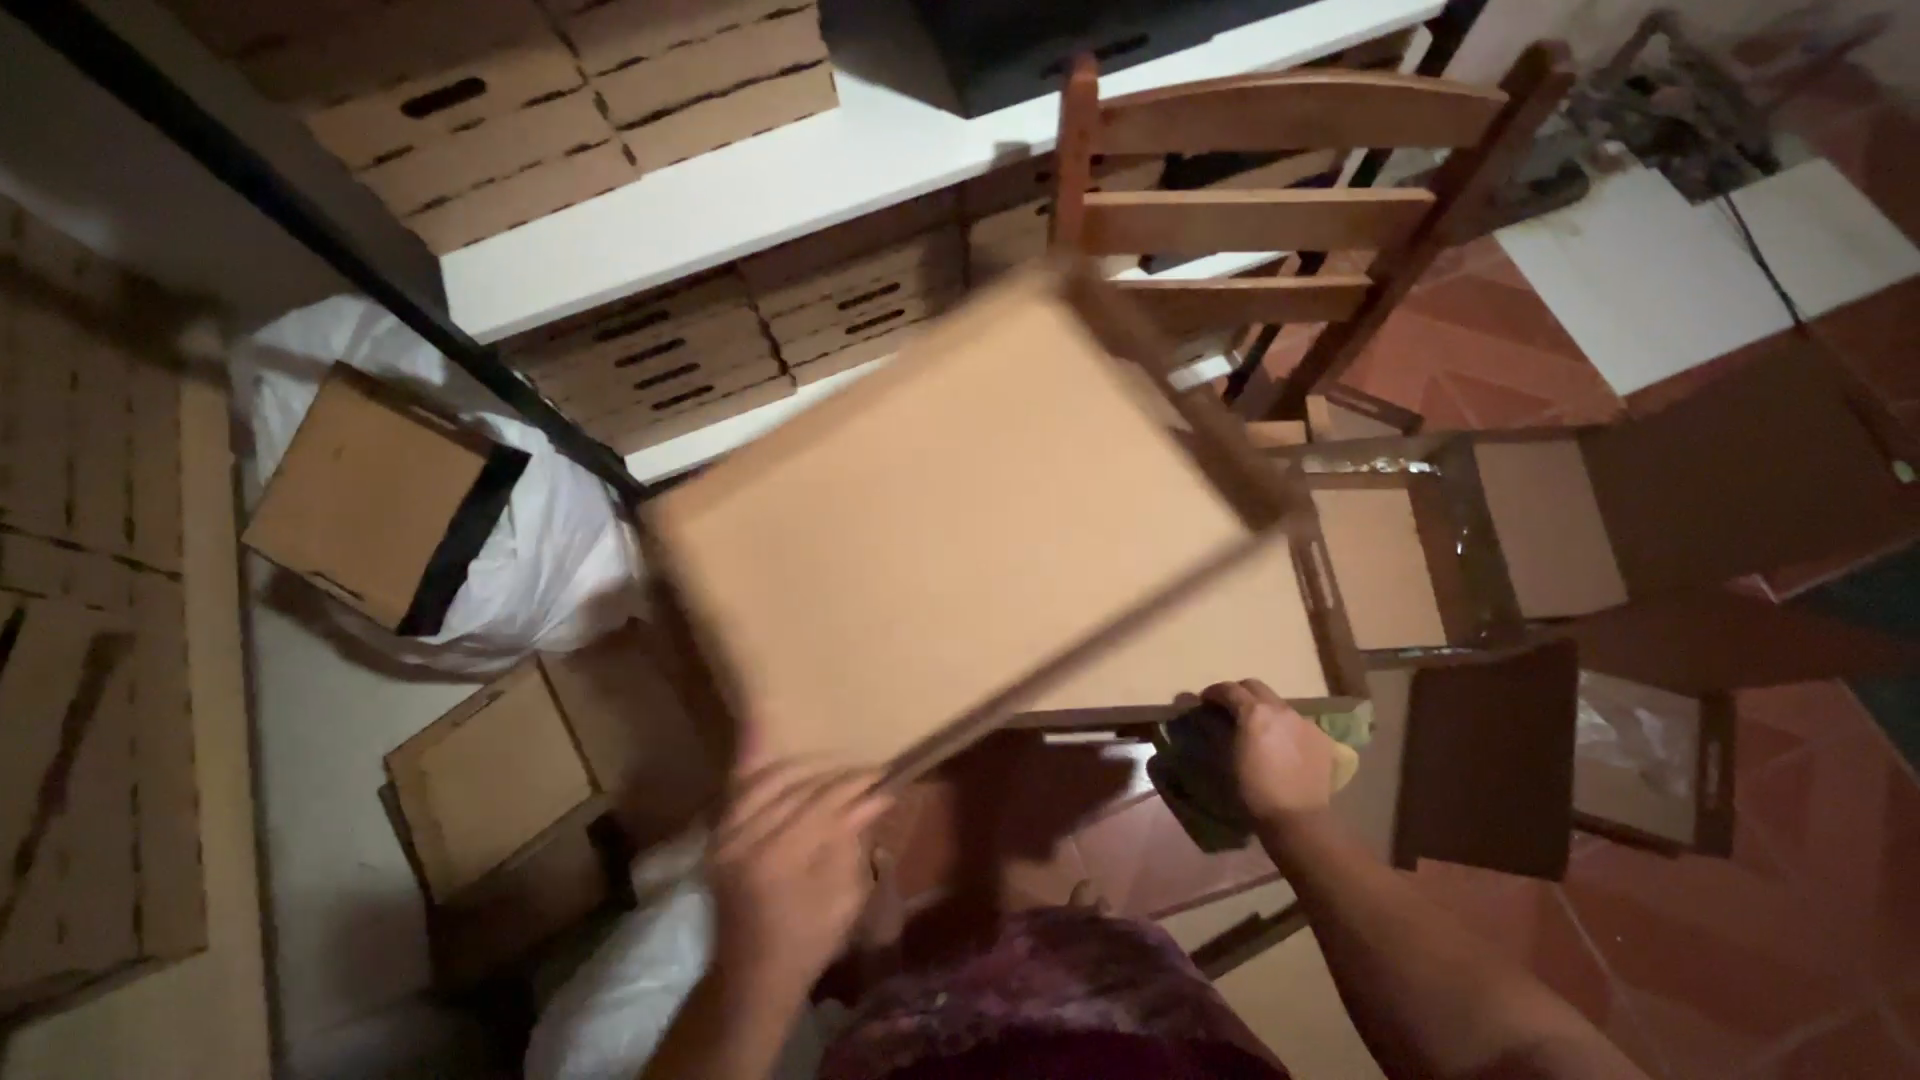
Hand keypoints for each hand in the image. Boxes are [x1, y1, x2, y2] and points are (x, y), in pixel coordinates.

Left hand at [708, 760, 892, 997]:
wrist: (752, 975)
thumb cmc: (807, 942)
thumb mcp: (844, 896)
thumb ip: (853, 839)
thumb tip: (876, 795)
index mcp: (777, 858)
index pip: (822, 802)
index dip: (855, 785)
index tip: (882, 776)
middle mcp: (745, 839)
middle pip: (796, 787)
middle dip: (835, 775)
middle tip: (865, 771)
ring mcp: (725, 836)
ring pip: (767, 780)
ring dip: (804, 768)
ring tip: (833, 768)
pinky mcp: (718, 837)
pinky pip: (744, 790)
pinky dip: (769, 774)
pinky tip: (794, 770)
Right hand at [1204, 679, 1338, 822]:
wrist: (1298, 817)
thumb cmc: (1254, 790)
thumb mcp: (1225, 760)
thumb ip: (1216, 730)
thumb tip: (1208, 716)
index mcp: (1254, 712)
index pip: (1229, 689)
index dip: (1213, 692)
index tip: (1205, 701)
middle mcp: (1281, 709)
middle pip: (1255, 686)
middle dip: (1239, 692)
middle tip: (1229, 708)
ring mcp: (1304, 721)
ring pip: (1278, 703)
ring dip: (1263, 709)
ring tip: (1257, 729)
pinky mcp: (1321, 737)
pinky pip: (1297, 722)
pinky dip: (1283, 726)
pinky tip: (1281, 746)